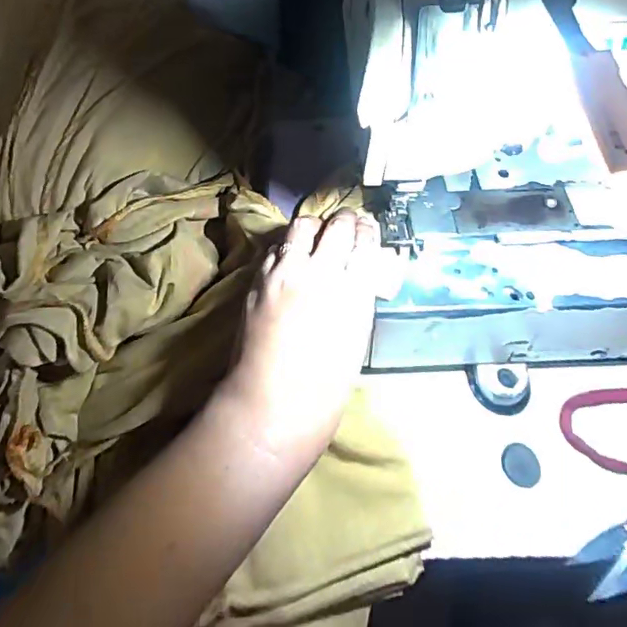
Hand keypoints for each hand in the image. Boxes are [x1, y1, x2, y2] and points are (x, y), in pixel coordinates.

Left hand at [213, 210, 387, 456]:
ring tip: (316, 236)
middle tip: (346, 224)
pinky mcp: (259, 278)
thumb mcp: (357, 333)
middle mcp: (321, 271)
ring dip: (314, 227)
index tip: (367, 228)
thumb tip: (360, 271)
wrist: (271, 405)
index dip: (367, 230)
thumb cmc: (326, 385)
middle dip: (345, 220)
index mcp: (354, 290)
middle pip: (337, 225)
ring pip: (302, 225)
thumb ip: (359, 294)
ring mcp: (286, 272)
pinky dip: (287, 246)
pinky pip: (277, 247)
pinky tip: (291, 259)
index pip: (365, 240)